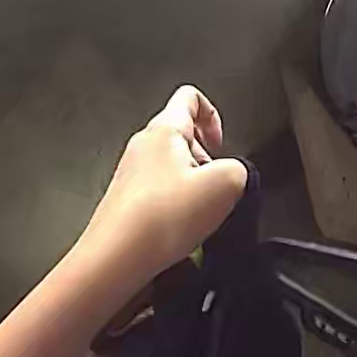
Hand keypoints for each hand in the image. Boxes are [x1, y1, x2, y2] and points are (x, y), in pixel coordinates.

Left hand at [79, 86, 247, 284]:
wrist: (117, 258)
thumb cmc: (161, 217)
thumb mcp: (225, 185)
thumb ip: (240, 169)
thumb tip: (234, 175)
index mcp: (164, 130)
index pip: (191, 98)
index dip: (214, 117)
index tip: (221, 145)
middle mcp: (143, 146)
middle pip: (184, 137)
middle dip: (207, 160)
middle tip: (214, 185)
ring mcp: (132, 174)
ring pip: (174, 169)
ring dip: (194, 188)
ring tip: (198, 213)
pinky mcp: (129, 201)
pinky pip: (162, 194)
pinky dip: (178, 208)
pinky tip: (182, 230)